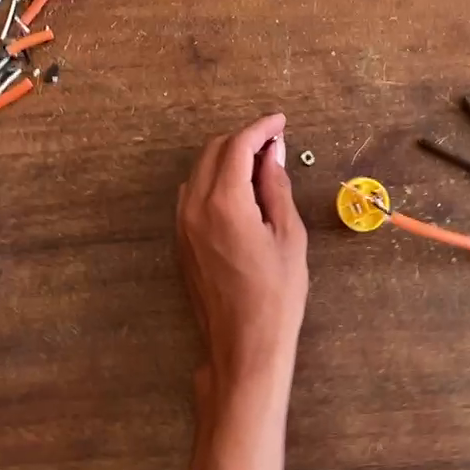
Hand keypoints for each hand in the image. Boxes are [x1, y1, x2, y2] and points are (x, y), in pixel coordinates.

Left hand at [176, 113, 308, 392]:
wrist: (243, 347)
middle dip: (244, 139)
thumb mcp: (289, 236)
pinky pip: (193, 193)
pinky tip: (240, 193)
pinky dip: (214, 180)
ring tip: (261, 168)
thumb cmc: (276, 295)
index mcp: (224, 202)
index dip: (261, 128)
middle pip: (214, 150)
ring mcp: (182, 224)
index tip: (281, 122)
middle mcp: (195, 207)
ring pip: (200, 170)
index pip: (238, 145)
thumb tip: (273, 152)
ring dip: (227, 158)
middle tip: (275, 144)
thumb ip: (277, 186)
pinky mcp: (180, 240)